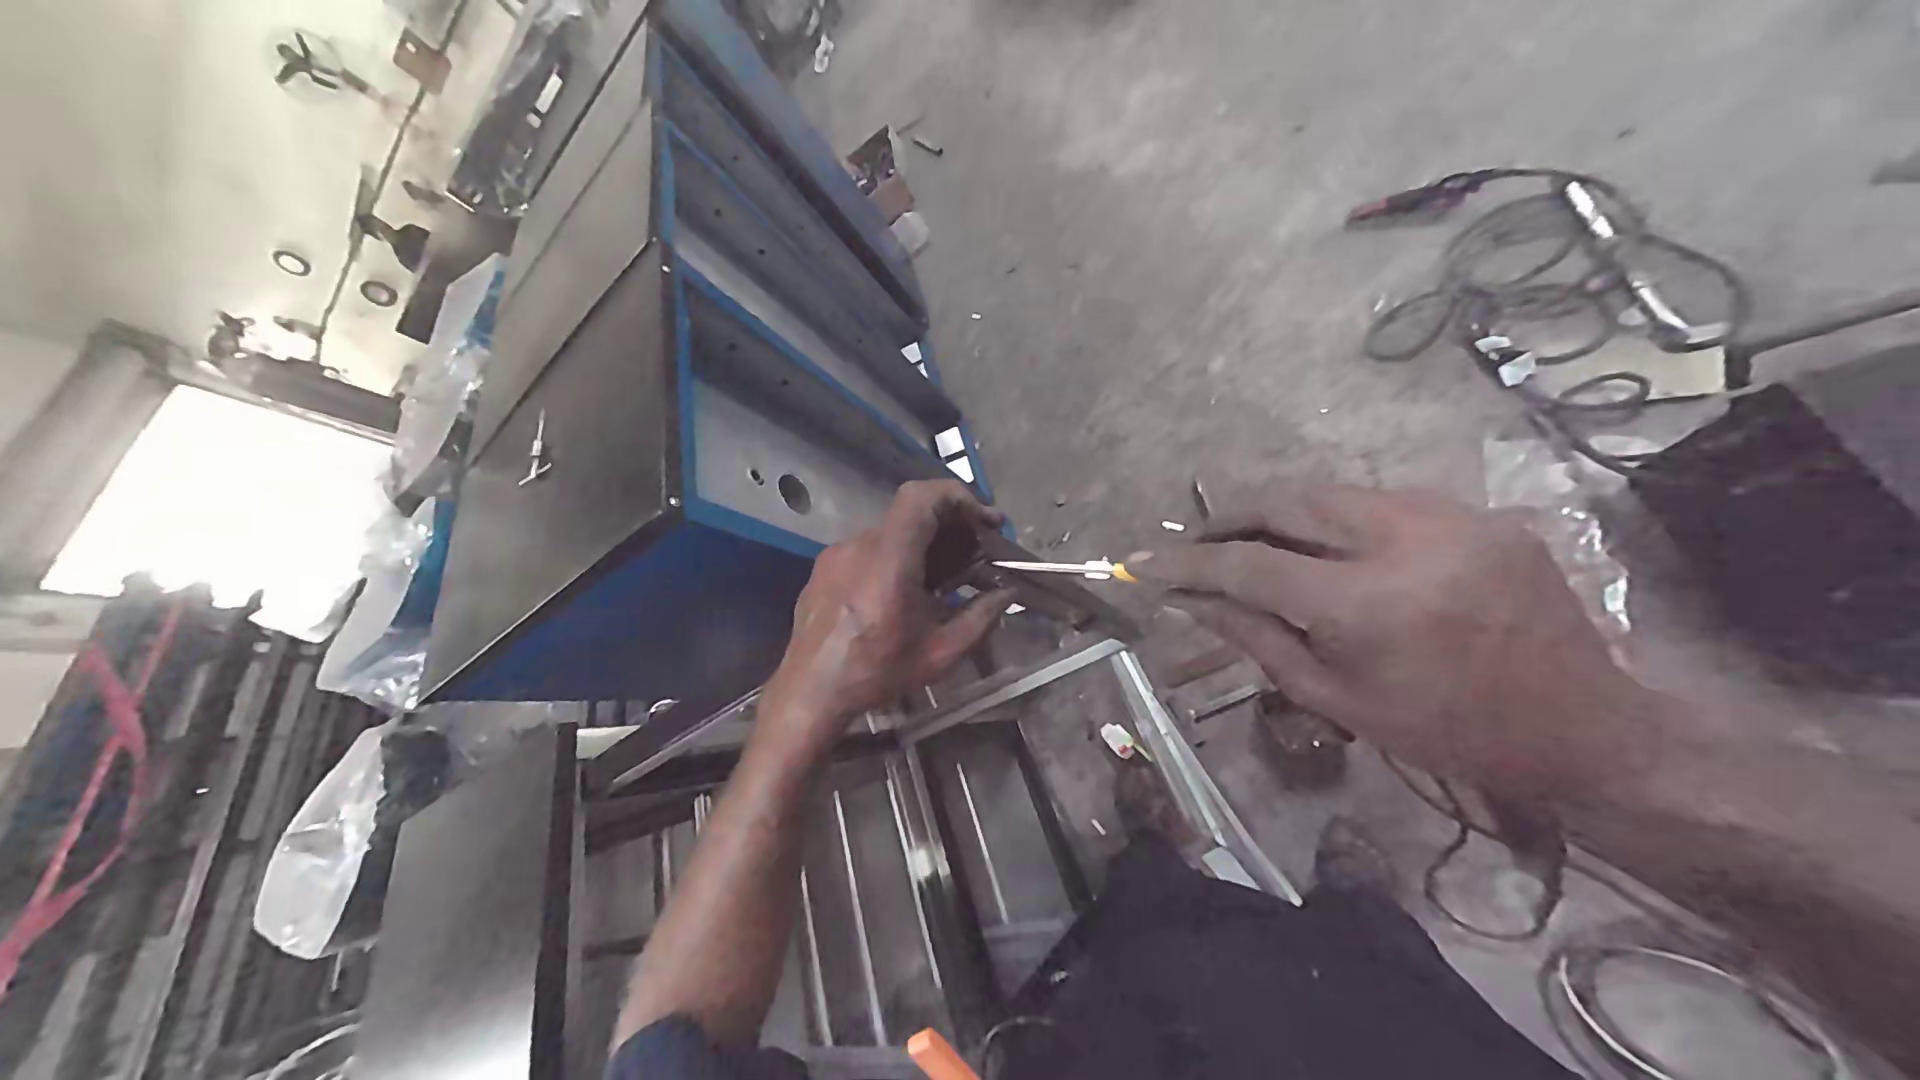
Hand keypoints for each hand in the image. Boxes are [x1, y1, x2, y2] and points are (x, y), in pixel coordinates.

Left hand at [763, 480, 1014, 747]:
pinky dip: (895, 555)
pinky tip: (903, 590)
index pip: (921, 497)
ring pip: (890, 531)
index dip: (958, 496)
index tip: (984, 520)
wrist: (809, 692)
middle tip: (975, 548)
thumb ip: (980, 619)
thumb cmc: (876, 673)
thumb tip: (1006, 595)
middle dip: (950, 522)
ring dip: (923, 542)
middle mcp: (860, 546)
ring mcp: (837, 554)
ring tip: (943, 575)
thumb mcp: (940, 653)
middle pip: (910, 512)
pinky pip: (868, 549)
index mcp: (889, 559)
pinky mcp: (824, 568)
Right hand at [1133, 481, 1658, 799]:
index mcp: (1369, 605)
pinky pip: (1375, 500)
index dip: (1187, 563)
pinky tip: (1316, 544)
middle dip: (1227, 519)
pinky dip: (1328, 517)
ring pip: (1328, 491)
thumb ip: (1255, 637)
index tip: (1141, 562)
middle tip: (1194, 543)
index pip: (1250, 566)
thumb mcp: (1335, 697)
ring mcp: (1448, 517)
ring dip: (1274, 513)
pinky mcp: (1474, 512)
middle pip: (1286, 503)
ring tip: (1244, 539)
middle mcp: (1406, 542)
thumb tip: (1190, 600)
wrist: (1584, 728)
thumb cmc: (1445, 731)